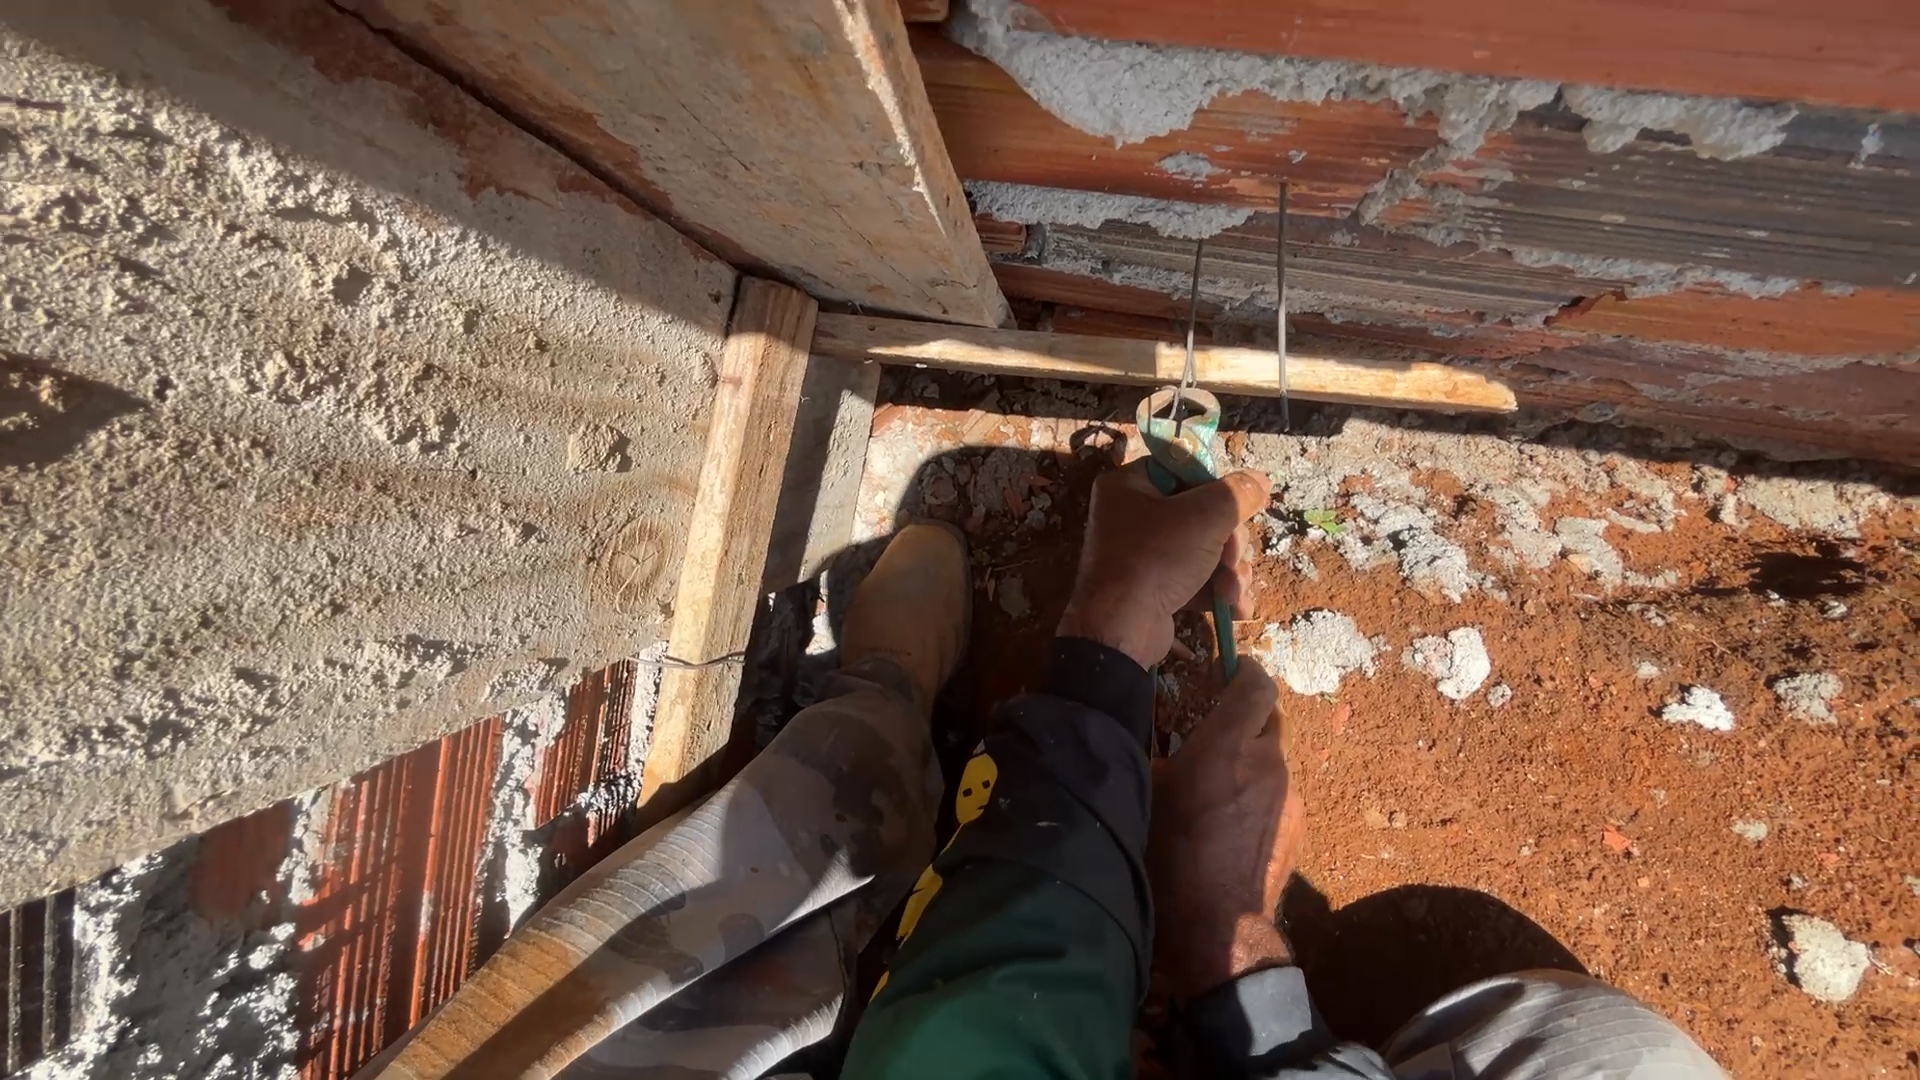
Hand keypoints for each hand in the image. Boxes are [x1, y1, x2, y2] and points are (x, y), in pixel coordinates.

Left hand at [1056, 461, 1269, 667]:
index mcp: (1128, 485)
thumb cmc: (1156, 558)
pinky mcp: (1153, 588)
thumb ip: (1237, 493)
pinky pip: (1195, 580)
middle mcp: (1130, 516)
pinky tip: (1235, 607)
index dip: (1215, 488)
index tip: (1236, 506)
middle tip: (1232, 557)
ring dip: (1229, 570)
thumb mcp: (1204, 516)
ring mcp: (1142, 555)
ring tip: (1233, 589)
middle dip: (1229, 541)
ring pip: (1204, 550)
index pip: (1183, 470)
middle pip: (1200, 514)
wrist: (1121, 629)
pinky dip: (1217, 591)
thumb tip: (1259, 480)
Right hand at [1148, 665, 1304, 999]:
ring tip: (1218, 786)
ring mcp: (1289, 795)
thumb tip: (1162, 739)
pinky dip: (1258, 791)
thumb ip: (1165, 755)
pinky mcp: (1299, 823)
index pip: (1255, 687)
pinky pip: (1278, 790)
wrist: (1218, 924)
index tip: (1232, 667)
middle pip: (1266, 719)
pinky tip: (1233, 821)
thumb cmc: (1171, 852)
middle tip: (1215, 732)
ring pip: (1271, 757)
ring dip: (1250, 759)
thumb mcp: (1150, 791)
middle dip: (1245, 718)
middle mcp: (1266, 762)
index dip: (1246, 670)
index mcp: (1226, 747)